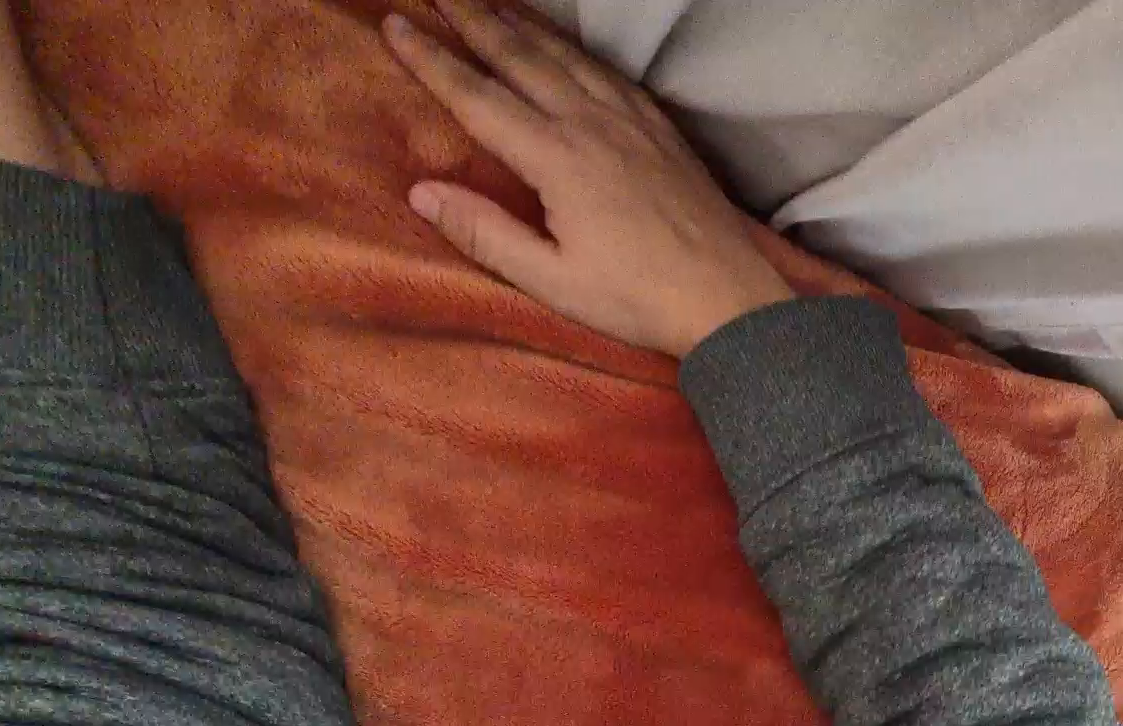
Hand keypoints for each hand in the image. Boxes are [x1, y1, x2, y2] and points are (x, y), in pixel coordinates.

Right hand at [383, 0, 791, 356]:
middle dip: (474, 19)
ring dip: (527, 28)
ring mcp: (638, 126)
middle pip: (523, 58)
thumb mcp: (557, 282)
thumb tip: (421, 191)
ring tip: (494, 5)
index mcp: (558, 159)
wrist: (728, 299)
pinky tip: (577, 54)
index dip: (433, 61)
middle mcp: (595, 126)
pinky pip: (618, 78)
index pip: (479, 98)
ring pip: (572, 59)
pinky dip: (585, 55)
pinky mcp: (669, 137)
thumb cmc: (641, 299)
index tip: (395, 25)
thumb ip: (488, 235)